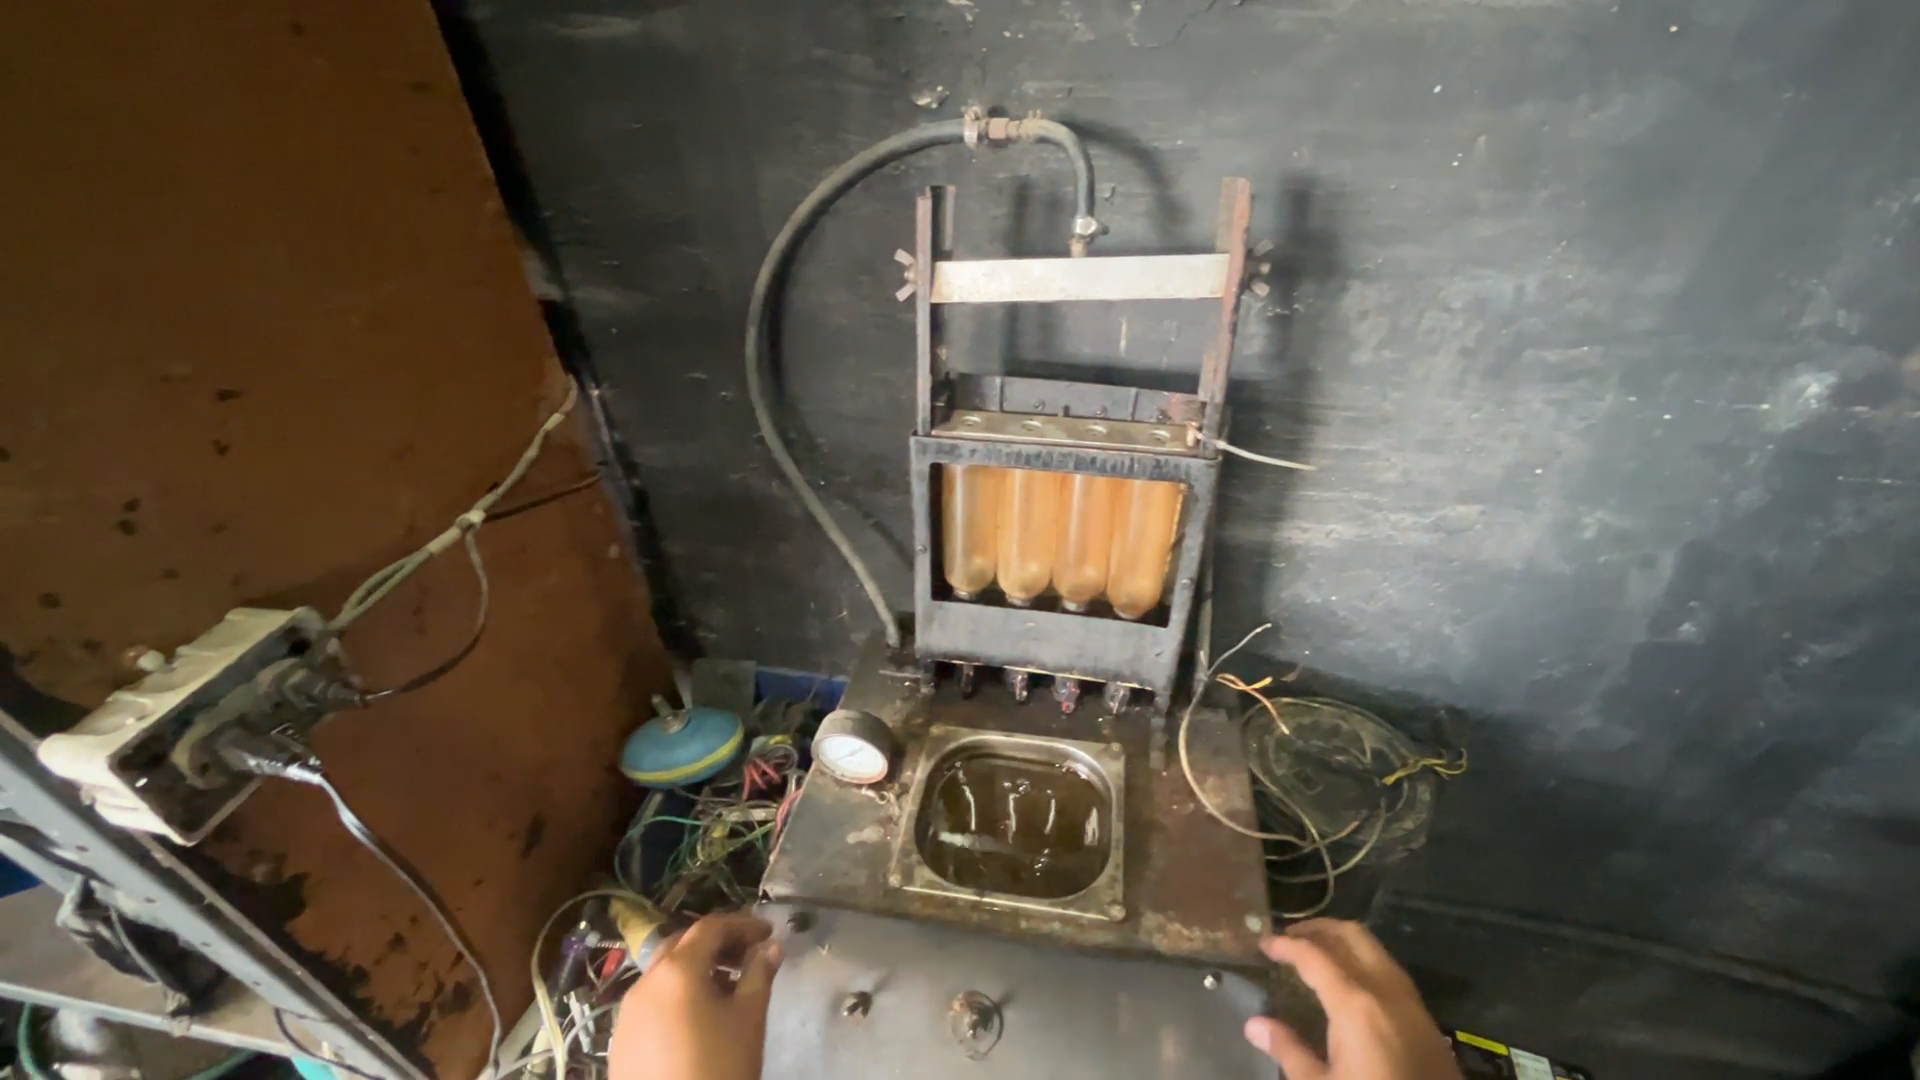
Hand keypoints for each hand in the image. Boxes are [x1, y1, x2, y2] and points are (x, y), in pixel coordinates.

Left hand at [609, 912, 783, 1079]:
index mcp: (676, 971)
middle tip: (748, 954)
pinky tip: (698, 1018)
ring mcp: (627, 1014)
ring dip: (697, 968)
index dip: (742, 925)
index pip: (711, 927)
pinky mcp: (620, 1043)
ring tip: (727, 987)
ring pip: (664, 973)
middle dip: (718, 943)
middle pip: (683, 944)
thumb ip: (760, 974)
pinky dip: (677, 994)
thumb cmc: (718, 1070)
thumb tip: (771, 947)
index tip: (769, 934)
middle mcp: (645, 983)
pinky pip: (652, 1001)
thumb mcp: (748, 1019)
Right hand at [1244, 919, 1461, 1079]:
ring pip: (1374, 949)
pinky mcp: (1427, 1021)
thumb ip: (1288, 1050)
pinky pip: (1390, 971)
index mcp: (1355, 1005)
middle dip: (1317, 929)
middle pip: (1350, 936)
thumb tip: (1254, 1025)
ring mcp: (1411, 1004)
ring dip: (1343, 941)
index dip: (1285, 945)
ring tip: (1317, 954)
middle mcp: (1385, 992)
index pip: (1313, 955)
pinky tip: (1351, 983)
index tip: (1263, 944)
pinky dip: (1364, 960)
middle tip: (1290, 938)